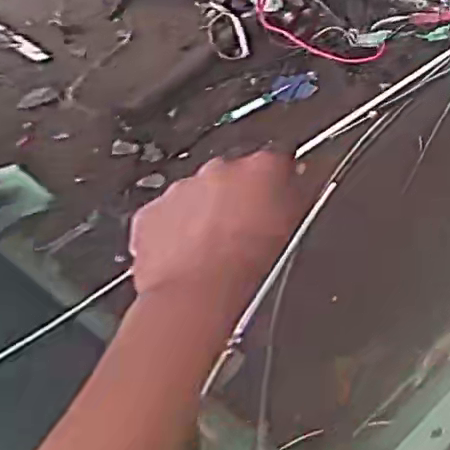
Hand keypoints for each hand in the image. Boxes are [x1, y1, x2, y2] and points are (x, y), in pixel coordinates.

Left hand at [129, 151, 302, 306]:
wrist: (198, 289)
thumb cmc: (248, 257)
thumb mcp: (294, 219)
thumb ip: (299, 189)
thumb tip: (299, 180)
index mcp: (261, 165)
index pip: (278, 160)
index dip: (280, 178)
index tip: (280, 192)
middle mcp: (220, 168)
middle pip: (235, 174)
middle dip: (240, 192)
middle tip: (247, 221)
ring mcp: (182, 189)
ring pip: (199, 192)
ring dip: (207, 208)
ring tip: (216, 240)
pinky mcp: (150, 212)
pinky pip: (167, 213)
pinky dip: (176, 225)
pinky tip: (189, 248)